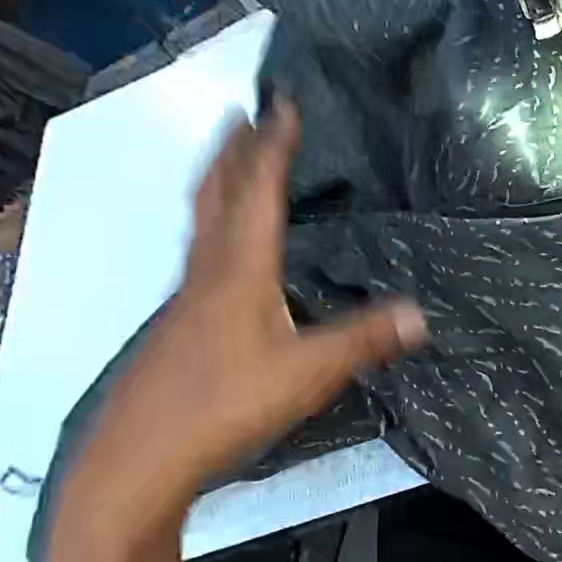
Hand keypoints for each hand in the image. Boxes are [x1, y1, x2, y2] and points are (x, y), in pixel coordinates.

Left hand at [77, 98, 427, 509]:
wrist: (138, 459)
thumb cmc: (224, 406)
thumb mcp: (308, 374)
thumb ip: (364, 341)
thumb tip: (423, 314)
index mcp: (238, 273)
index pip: (256, 195)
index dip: (271, 147)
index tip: (281, 102)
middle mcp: (206, 273)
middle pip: (215, 197)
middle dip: (232, 150)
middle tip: (244, 112)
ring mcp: (187, 299)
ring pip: (201, 223)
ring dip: (217, 182)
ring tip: (231, 161)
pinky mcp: (181, 325)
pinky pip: (201, 252)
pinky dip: (215, 224)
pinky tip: (226, 248)